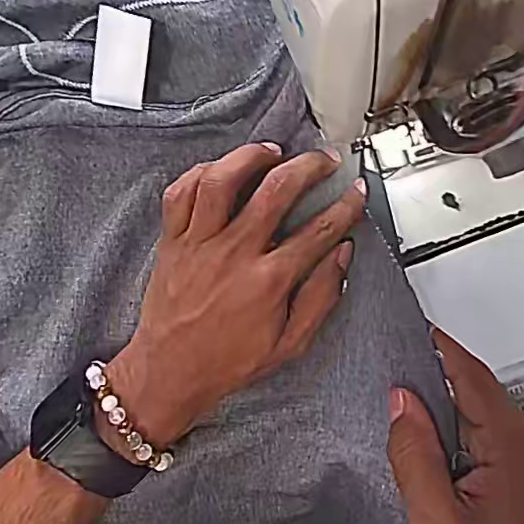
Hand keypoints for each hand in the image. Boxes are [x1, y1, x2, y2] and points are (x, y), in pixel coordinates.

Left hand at [105, 142, 366, 447]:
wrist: (170, 371)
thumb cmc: (225, 361)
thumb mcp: (289, 344)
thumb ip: (320, 298)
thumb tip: (341, 257)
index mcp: (268, 281)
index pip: (319, 230)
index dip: (345, 206)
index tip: (354, 194)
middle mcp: (233, 254)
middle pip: (277, 190)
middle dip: (309, 167)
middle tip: (323, 161)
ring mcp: (199, 244)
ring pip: (222, 180)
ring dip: (251, 157)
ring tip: (272, 152)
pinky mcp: (173, 242)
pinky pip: (180, 194)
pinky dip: (199, 173)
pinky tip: (219, 170)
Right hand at [387, 329, 523, 523]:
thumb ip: (415, 455)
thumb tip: (401, 399)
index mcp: (519, 448)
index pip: (474, 377)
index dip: (440, 347)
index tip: (411, 325)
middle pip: (478, 397)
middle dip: (434, 390)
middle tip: (390, 391)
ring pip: (485, 422)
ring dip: (448, 422)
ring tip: (408, 434)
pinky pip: (495, 444)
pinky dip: (464, 443)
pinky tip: (439, 464)